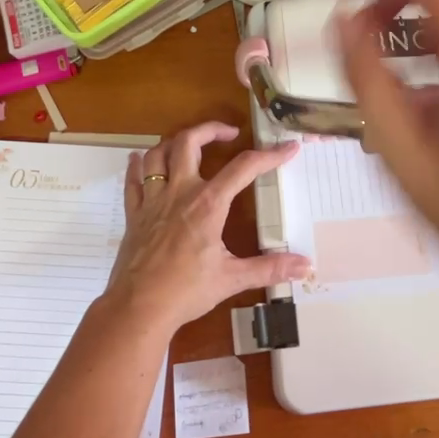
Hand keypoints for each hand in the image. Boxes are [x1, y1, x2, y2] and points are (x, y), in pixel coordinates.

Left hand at [106, 122, 311, 335]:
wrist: (138, 308)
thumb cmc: (186, 292)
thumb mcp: (232, 278)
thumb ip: (269, 268)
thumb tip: (305, 267)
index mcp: (208, 204)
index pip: (244, 167)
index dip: (270, 155)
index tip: (288, 148)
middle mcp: (179, 192)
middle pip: (189, 142)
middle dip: (211, 129)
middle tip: (229, 133)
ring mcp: (153, 200)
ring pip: (158, 154)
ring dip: (174, 142)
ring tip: (189, 144)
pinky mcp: (134, 214)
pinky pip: (133, 180)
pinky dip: (137, 165)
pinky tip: (139, 159)